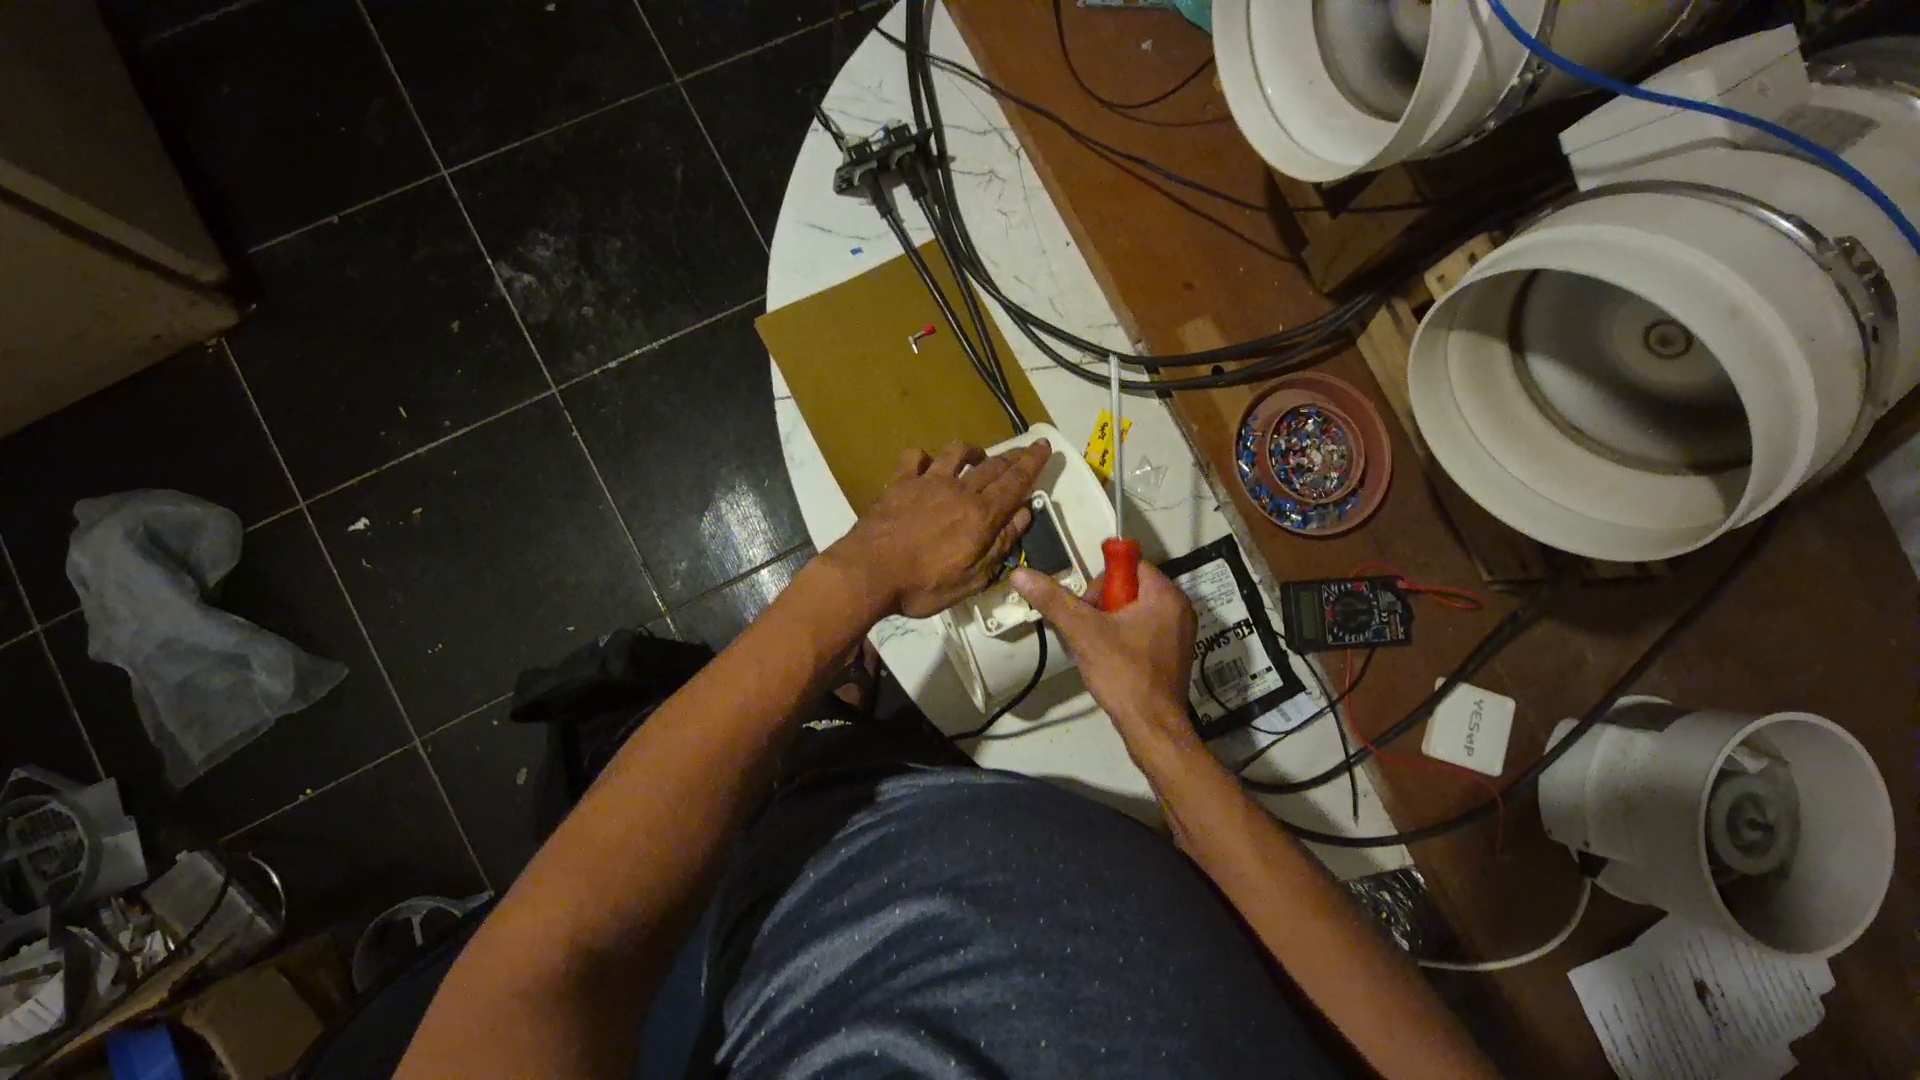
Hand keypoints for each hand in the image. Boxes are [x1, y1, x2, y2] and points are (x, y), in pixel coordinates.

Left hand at [825, 440, 1051, 618]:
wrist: (868, 572)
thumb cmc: (923, 585)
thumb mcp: (972, 579)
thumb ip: (1000, 545)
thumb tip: (1023, 515)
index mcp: (981, 515)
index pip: (1015, 482)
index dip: (1033, 463)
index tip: (1044, 444)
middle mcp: (959, 491)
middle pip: (991, 465)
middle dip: (1012, 456)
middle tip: (1023, 450)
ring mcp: (927, 482)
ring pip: (956, 453)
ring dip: (973, 451)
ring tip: (978, 456)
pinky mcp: (900, 483)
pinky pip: (916, 458)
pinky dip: (926, 457)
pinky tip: (927, 464)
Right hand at [1012, 561, 1199, 758]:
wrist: (1152, 728)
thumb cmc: (1123, 674)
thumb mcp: (1083, 632)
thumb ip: (1054, 600)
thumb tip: (1021, 574)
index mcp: (1166, 595)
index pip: (1128, 564)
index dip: (1101, 581)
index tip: (1087, 608)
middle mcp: (1179, 609)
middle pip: (1129, 588)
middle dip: (1102, 606)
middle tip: (1089, 633)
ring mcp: (1178, 634)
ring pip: (1132, 612)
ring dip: (1108, 625)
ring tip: (1097, 649)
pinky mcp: (1172, 655)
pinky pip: (1141, 632)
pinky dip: (1122, 640)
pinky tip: (1110, 661)